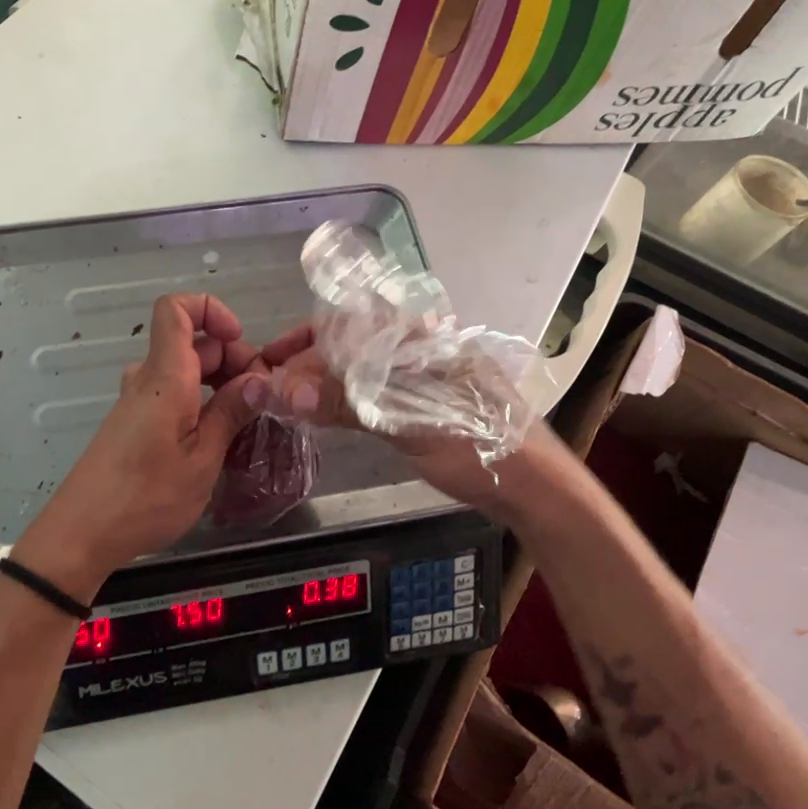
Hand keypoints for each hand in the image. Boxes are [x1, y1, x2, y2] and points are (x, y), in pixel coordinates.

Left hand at [14, 294, 261, 600]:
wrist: (82, 533)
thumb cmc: (145, 498)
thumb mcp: (202, 460)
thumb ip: (231, 413)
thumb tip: (260, 380)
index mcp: (164, 376)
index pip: (176, 309)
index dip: (212, 310)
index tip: (241, 342)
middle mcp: (147, 378)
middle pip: (192, 342)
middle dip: (232, 359)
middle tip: (261, 399)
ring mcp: (138, 400)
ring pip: (185, 370)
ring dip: (220, 383)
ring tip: (247, 421)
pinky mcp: (134, 422)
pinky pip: (173, 393)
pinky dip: (201, 401)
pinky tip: (219, 437)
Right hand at [252, 323, 526, 524]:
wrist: (537, 487)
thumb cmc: (480, 447)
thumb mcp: (411, 425)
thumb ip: (347, 403)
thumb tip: (283, 392)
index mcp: (420, 336)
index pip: (348, 321)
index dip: (303, 338)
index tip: (269, 360)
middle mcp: (418, 345)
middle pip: (348, 343)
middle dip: (306, 362)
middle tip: (270, 390)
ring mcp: (422, 373)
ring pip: (358, 367)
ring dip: (322, 380)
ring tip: (288, 402)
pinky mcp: (424, 399)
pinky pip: (372, 387)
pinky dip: (343, 396)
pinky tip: (324, 412)